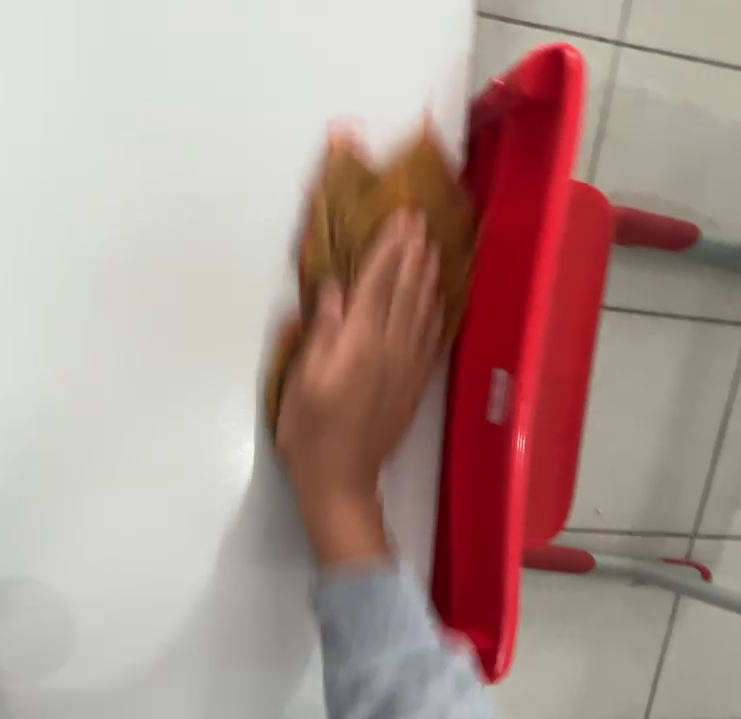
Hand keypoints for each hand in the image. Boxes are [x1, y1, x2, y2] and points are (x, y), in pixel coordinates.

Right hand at [276, 211, 446, 565]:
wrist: (340, 479)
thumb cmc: (308, 432)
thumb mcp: (301, 381)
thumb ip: (321, 332)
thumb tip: (335, 289)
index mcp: (358, 343)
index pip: (377, 284)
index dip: (389, 249)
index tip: (399, 217)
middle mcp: (389, 347)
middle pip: (405, 291)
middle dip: (412, 253)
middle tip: (420, 221)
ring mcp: (406, 366)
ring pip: (423, 310)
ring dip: (428, 276)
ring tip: (433, 248)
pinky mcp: (413, 384)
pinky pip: (431, 339)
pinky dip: (437, 312)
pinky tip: (440, 298)